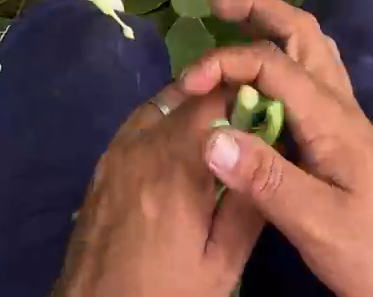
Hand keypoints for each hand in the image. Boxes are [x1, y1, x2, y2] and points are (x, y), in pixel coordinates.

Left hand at [52, 83, 263, 296]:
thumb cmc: (164, 293)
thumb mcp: (220, 266)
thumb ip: (246, 208)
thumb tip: (270, 157)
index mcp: (178, 163)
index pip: (215, 98)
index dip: (243, 95)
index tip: (266, 110)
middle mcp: (144, 143)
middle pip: (187, 96)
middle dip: (218, 100)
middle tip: (244, 124)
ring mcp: (118, 150)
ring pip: (161, 104)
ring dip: (189, 108)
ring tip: (214, 134)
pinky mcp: (102, 163)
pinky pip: (138, 124)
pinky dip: (162, 122)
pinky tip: (177, 150)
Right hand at [182, 0, 372, 296]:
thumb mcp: (320, 224)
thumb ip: (265, 180)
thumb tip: (208, 136)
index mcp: (328, 115)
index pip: (269, 61)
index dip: (223, 62)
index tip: (186, 87)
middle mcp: (338, 104)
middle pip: (301, 31)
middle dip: (258, 9)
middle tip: (217, 5)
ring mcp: (345, 118)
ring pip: (312, 50)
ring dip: (274, 28)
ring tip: (237, 27)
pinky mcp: (345, 138)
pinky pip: (312, 79)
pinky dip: (283, 61)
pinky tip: (265, 86)